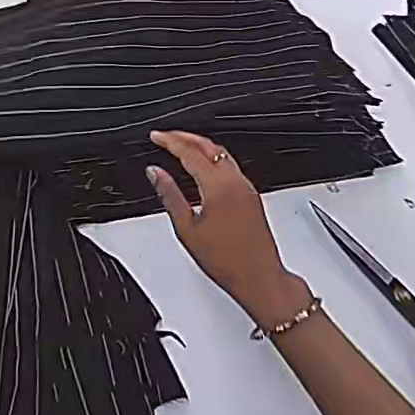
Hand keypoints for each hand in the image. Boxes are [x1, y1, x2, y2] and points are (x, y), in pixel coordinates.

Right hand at [146, 130, 311, 326]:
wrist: (259, 278)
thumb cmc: (227, 261)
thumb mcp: (187, 228)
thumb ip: (169, 195)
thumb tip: (155, 173)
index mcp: (218, 186)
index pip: (189, 152)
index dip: (170, 141)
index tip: (156, 136)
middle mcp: (236, 182)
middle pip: (208, 146)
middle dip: (184, 137)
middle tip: (165, 136)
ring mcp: (246, 187)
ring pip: (221, 154)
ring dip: (200, 145)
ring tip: (180, 146)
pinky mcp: (251, 195)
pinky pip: (230, 166)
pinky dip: (212, 158)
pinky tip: (202, 166)